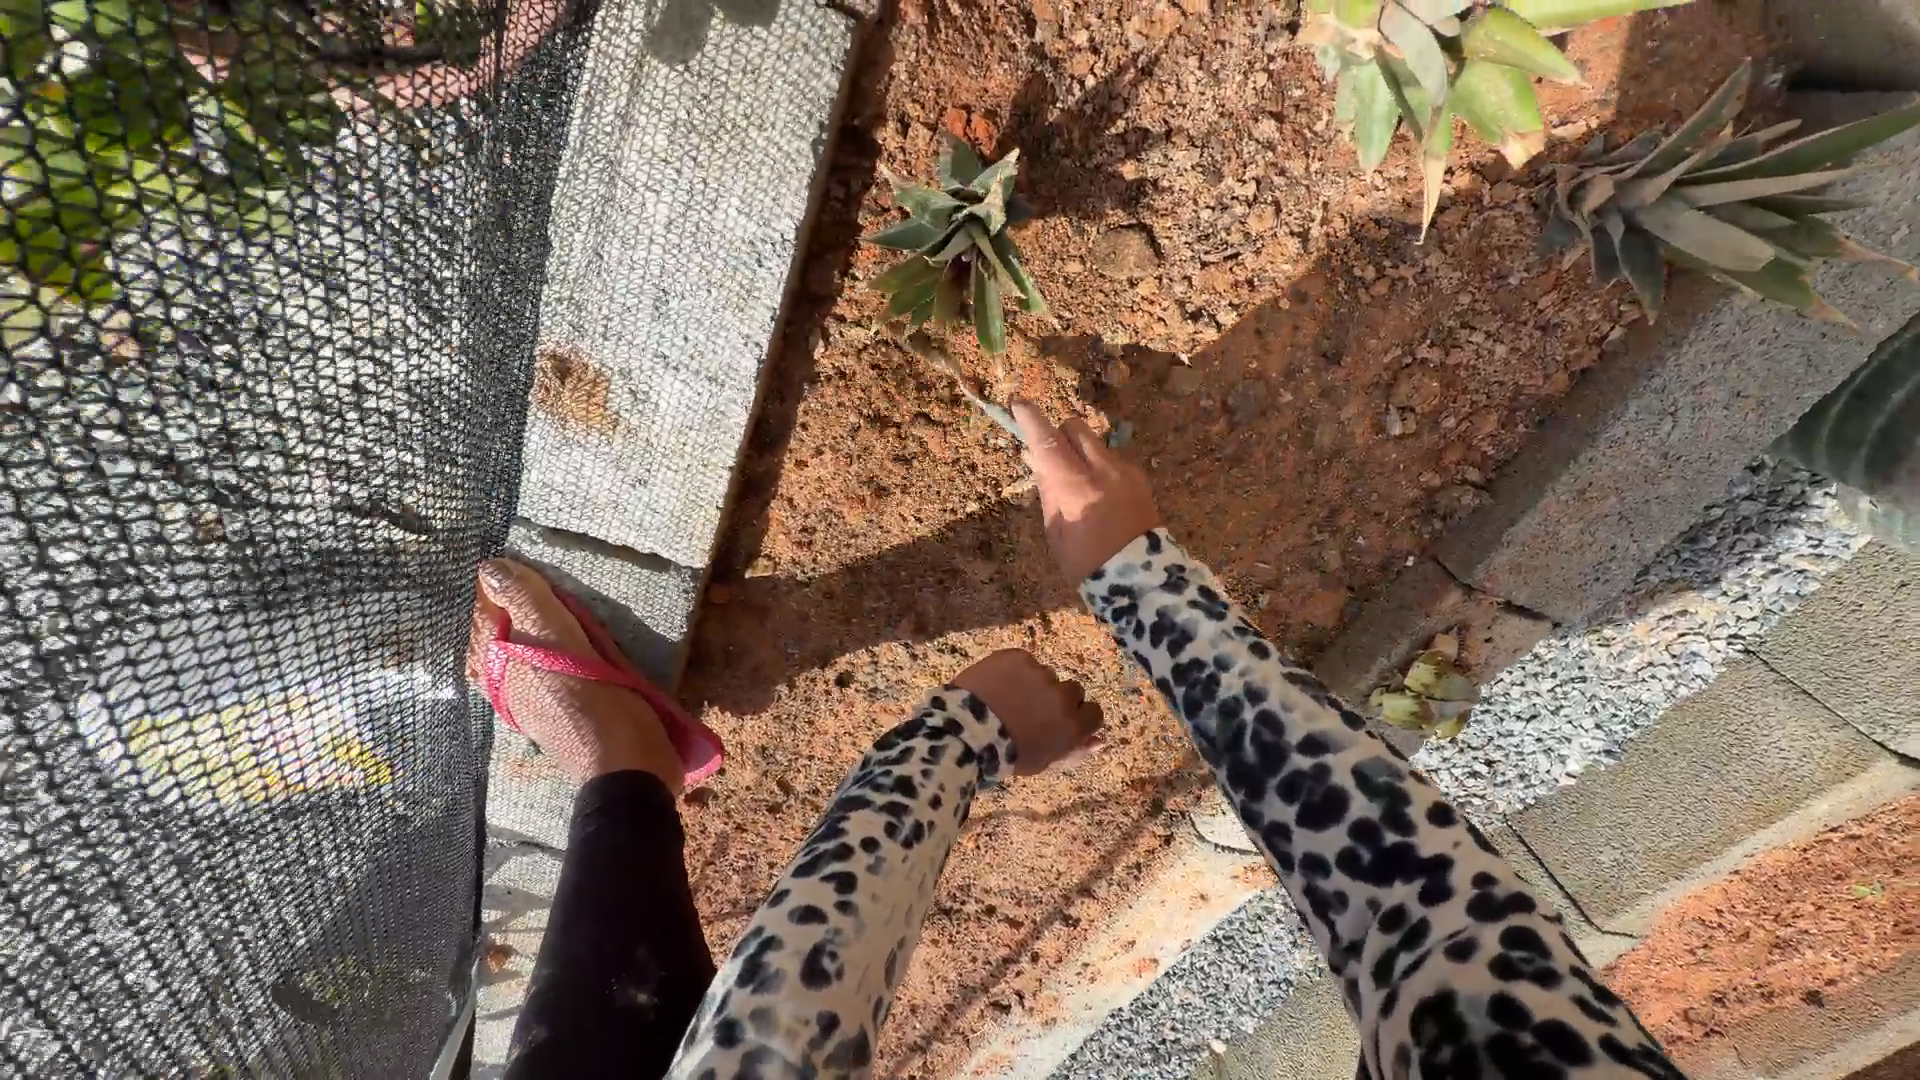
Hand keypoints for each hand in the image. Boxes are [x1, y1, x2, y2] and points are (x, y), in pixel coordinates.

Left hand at [468, 559, 684, 789]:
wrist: (623, 757)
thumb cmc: (588, 694)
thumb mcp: (557, 637)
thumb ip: (526, 600)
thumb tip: (491, 567)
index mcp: (494, 664)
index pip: (487, 609)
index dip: (506, 583)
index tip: (529, 562)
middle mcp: (504, 683)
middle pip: (506, 631)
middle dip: (522, 605)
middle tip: (550, 580)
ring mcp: (531, 699)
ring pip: (530, 650)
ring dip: (545, 627)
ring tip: (567, 607)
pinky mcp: (562, 709)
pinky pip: (552, 667)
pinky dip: (561, 649)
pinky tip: (580, 645)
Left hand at [951, 649, 1103, 775]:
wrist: (967, 730)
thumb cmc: (1006, 755)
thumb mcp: (1044, 761)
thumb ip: (1075, 750)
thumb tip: (1100, 741)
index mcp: (1072, 725)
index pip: (1094, 713)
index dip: (1078, 716)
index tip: (1061, 721)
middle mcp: (1063, 696)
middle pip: (1072, 690)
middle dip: (1057, 698)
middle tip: (1033, 710)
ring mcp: (1040, 673)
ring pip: (1045, 675)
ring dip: (1033, 684)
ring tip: (1007, 698)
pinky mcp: (1018, 657)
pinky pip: (1022, 661)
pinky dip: (1013, 671)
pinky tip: (996, 684)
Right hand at [1012, 400, 1161, 583]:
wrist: (1138, 578)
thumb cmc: (1085, 561)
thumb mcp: (1055, 530)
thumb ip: (1048, 490)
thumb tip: (1040, 462)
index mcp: (1075, 486)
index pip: (1048, 441)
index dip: (1031, 419)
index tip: (1018, 403)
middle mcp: (1103, 470)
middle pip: (1076, 426)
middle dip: (1060, 433)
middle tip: (1053, 456)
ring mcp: (1126, 470)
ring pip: (1096, 442)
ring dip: (1082, 452)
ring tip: (1081, 484)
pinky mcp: (1141, 477)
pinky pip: (1113, 459)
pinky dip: (1101, 467)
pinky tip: (1102, 496)